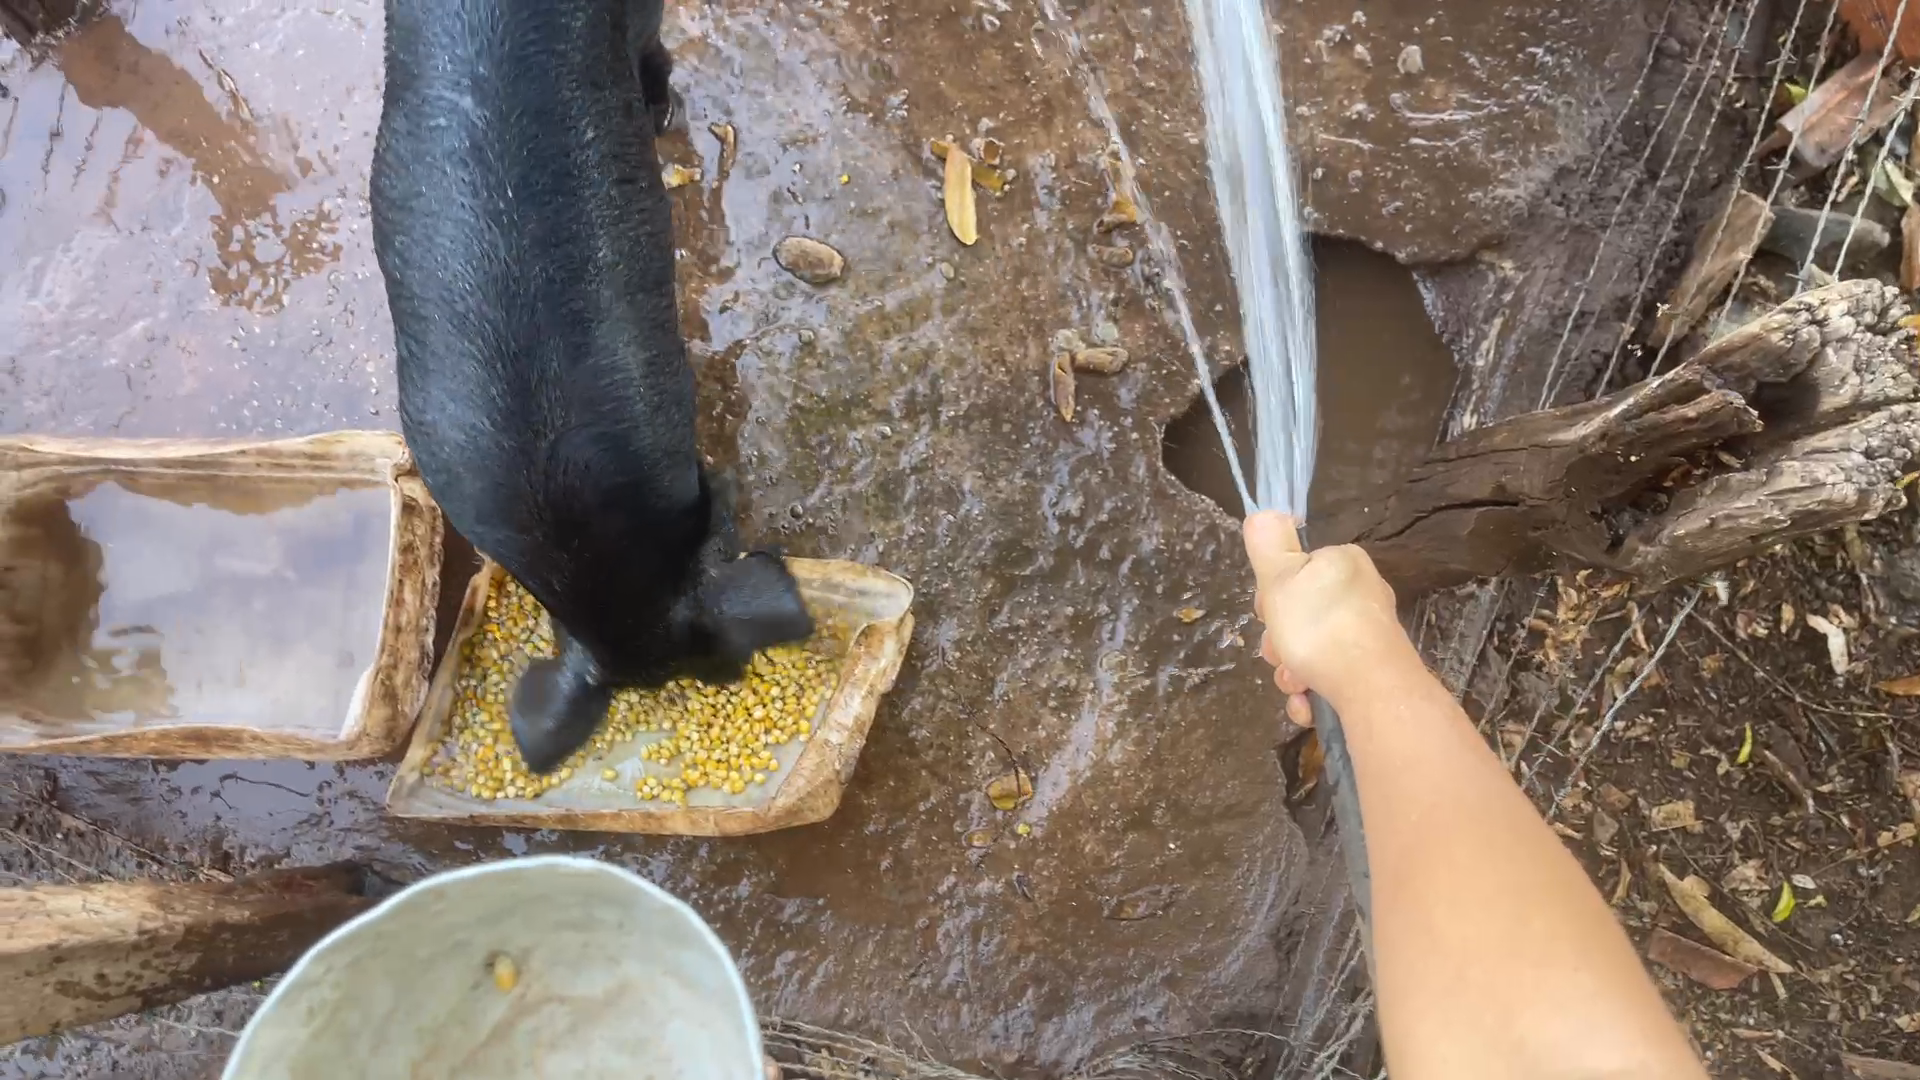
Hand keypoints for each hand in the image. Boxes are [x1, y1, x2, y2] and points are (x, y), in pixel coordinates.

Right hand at [1242, 511, 1403, 724]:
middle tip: (1278, 652)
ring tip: (1296, 684)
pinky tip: (1308, 702)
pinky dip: (1313, 691)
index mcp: (1342, 564)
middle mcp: (1360, 593)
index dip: (1270, 596)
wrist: (1374, 691)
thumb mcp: (1279, 577)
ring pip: (1310, 649)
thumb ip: (1267, 543)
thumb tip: (1265, 511)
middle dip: (1279, 641)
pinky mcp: (1373, 669)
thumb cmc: (1320, 628)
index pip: (1293, 572)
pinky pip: (1329, 675)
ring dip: (1291, 671)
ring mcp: (1369, 633)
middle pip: (1299, 615)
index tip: (1267, 613)